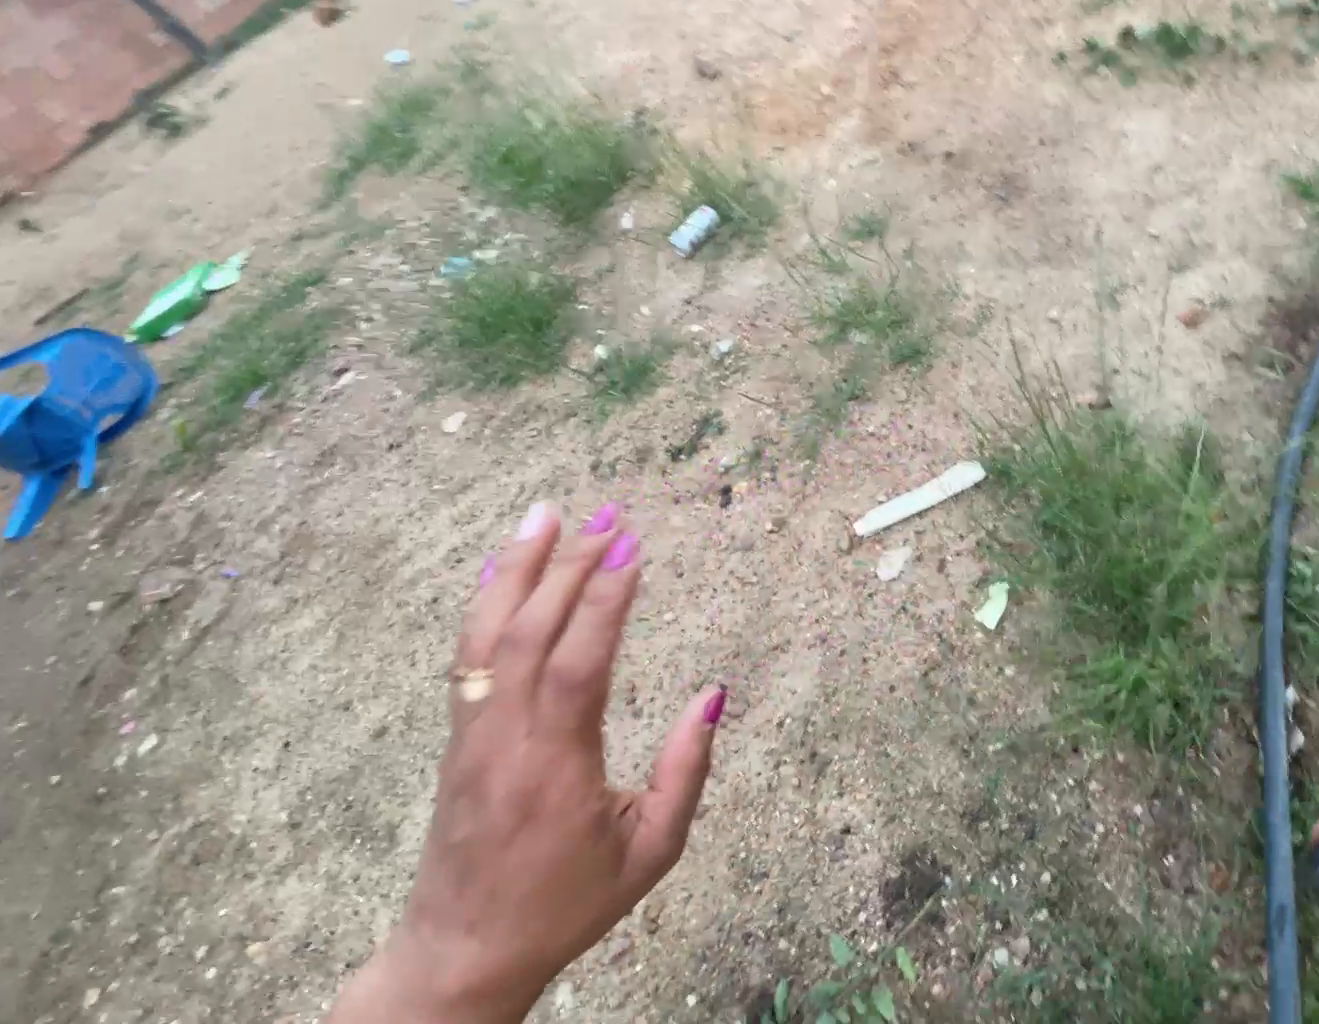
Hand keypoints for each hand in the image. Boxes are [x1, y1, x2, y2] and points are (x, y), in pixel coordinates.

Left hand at [328, 501, 724, 1023]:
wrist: (462, 952)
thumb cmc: (570, 902)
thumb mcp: (652, 851)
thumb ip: (687, 771)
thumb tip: (714, 694)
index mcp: (558, 767)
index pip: (580, 664)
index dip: (607, 600)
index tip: (634, 546)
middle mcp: (506, 738)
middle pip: (532, 632)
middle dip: (573, 565)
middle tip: (610, 514)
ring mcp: (473, 733)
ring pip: (488, 634)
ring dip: (520, 567)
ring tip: (548, 512)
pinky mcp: (458, 735)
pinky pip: (468, 655)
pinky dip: (487, 601)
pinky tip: (503, 566)